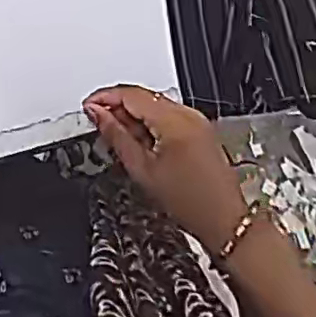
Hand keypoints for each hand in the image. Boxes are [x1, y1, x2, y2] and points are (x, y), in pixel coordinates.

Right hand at [84, 85, 248, 250]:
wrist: (226, 223)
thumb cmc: (191, 203)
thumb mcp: (142, 169)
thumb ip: (115, 135)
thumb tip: (97, 114)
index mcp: (173, 120)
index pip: (130, 94)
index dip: (104, 97)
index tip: (89, 106)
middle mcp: (187, 114)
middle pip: (142, 96)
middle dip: (117, 105)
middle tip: (98, 121)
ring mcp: (196, 121)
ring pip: (154, 104)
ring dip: (132, 114)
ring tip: (118, 136)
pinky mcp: (200, 129)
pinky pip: (167, 114)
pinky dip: (149, 122)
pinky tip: (140, 141)